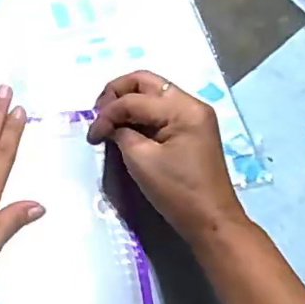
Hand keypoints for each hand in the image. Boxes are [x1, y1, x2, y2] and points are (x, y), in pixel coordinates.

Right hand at [86, 70, 247, 243]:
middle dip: (117, 92)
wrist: (212, 221)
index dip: (107, 114)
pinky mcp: (192, 128)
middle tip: (99, 114)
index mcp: (183, 109)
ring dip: (128, 101)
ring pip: (153, 92)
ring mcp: (194, 115)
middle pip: (145, 82)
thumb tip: (111, 125)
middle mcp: (191, 104)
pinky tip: (126, 127)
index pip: (134, 99)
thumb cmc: (177, 192)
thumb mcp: (141, 160)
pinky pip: (161, 109)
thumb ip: (121, 133)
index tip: (92, 137)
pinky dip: (141, 113)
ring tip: (109, 121)